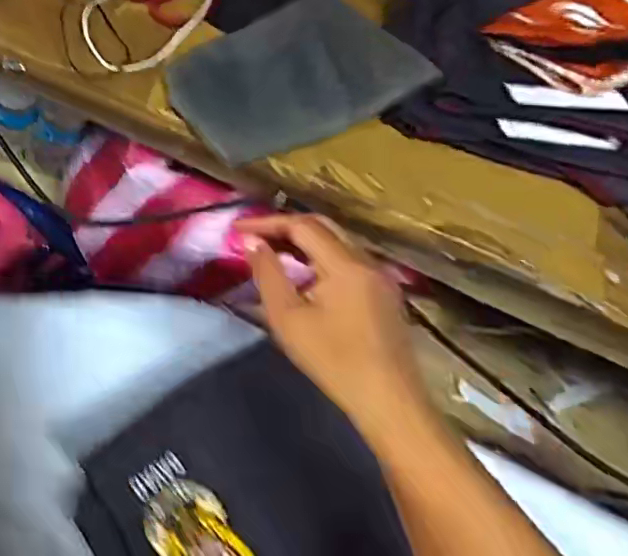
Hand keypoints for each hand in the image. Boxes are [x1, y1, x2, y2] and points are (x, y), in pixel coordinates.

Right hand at [238, 214, 427, 436]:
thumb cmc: (333, 359)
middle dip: (284, 226)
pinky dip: (319, 254)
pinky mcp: (385, 295)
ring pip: (337, 241)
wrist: (391, 405)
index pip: (301, 225)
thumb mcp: (286, 315)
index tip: (236, 230)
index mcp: (346, 265)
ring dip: (302, 239)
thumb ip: (267, 271)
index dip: (265, 222)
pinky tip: (302, 271)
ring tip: (271, 249)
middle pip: (322, 226)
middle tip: (253, 236)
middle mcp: (368, 264)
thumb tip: (251, 241)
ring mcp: (381, 280)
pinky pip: (348, 258)